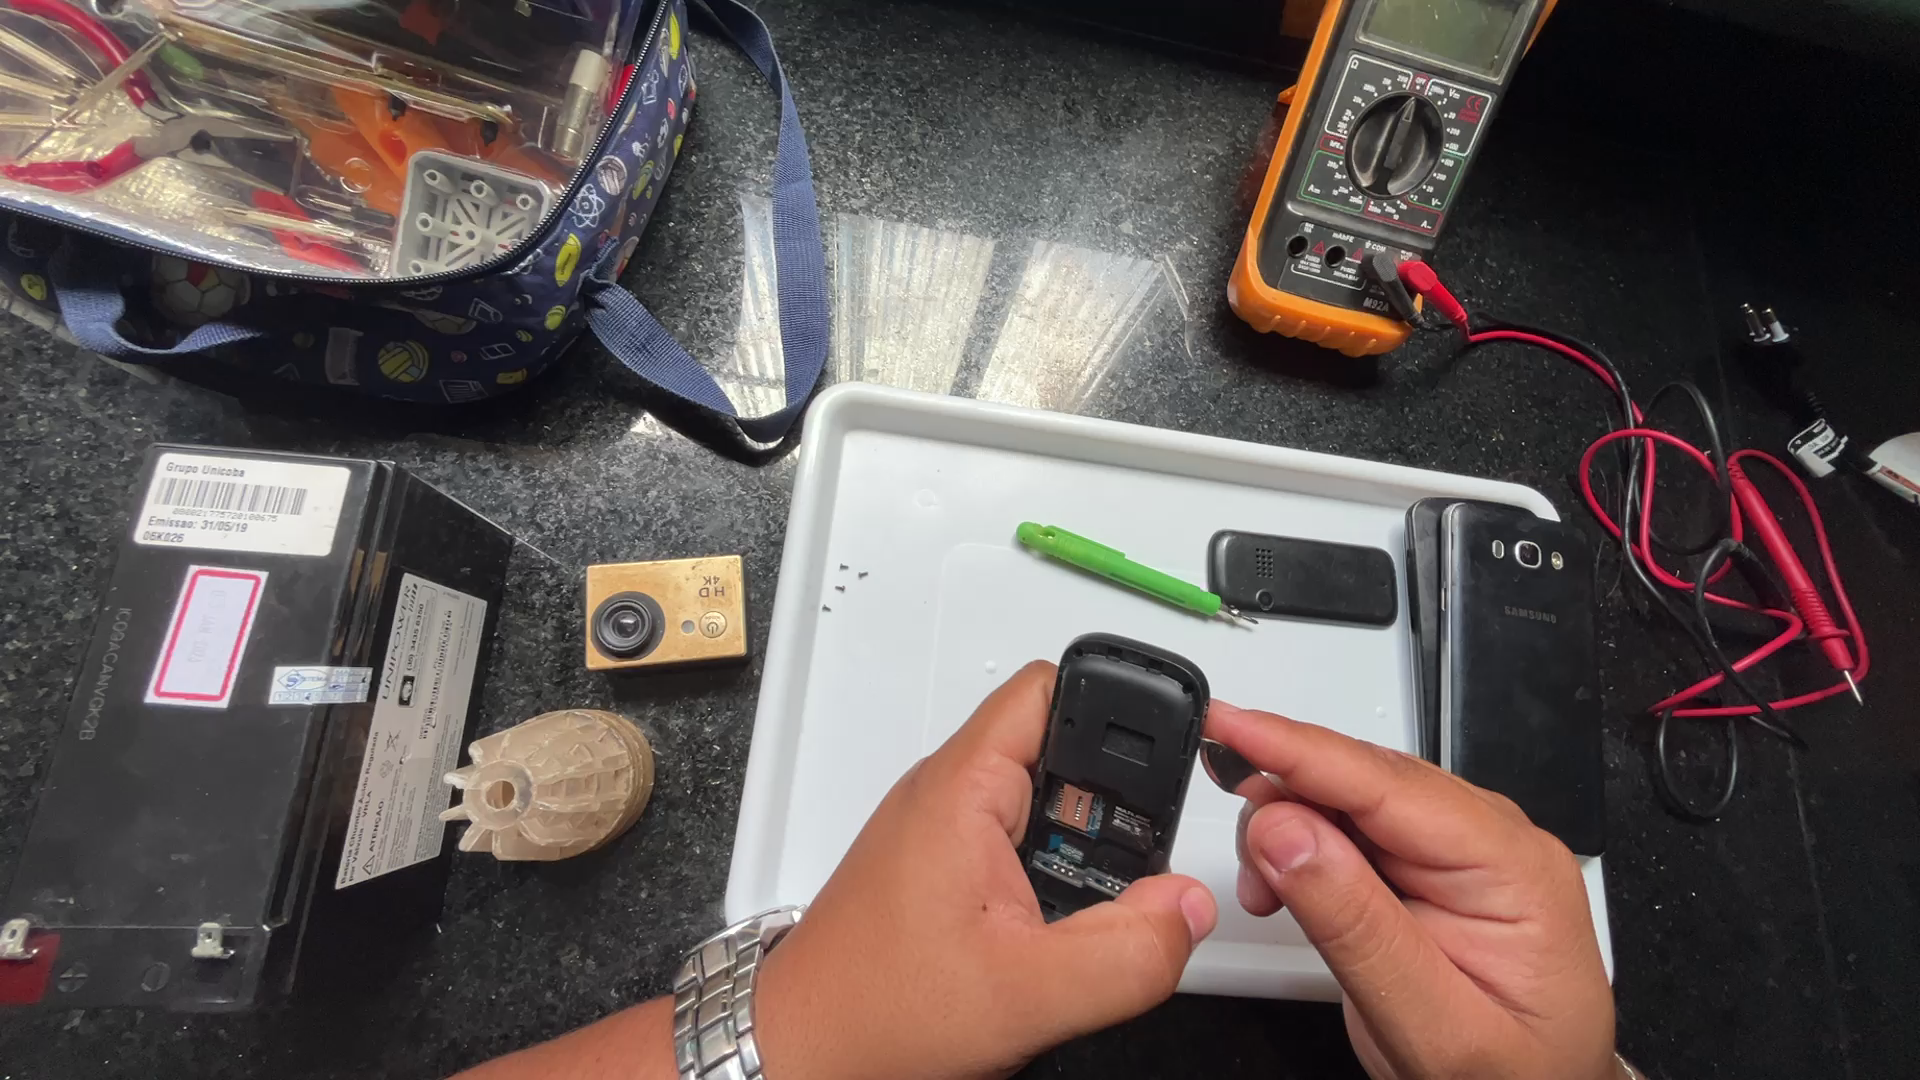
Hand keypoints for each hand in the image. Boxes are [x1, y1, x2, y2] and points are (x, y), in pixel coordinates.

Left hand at [752, 662, 1217, 1079]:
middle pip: (1049, 736)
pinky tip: (1048, 907)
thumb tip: (1187, 904)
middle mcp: (949, 785)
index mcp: (963, 786)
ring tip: (1084, 888)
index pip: (1042, 689)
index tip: (1155, 748)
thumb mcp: (1025, 994)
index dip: (1106, 703)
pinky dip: (1046, 851)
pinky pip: (1011, 819)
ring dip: (1074, 825)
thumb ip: (1123, 952)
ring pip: (1034, 782)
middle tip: (1128, 849)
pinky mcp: (939, 846)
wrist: (805, 1043)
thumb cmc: (878, 1008)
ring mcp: (942, 815)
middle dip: (1103, 785)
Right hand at [1208, 702, 1615, 1079]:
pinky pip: (1331, 815)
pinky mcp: (1412, 847)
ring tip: (1268, 892)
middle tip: (1237, 844)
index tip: (1223, 723)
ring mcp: (1445, 836)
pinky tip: (1283, 885)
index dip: (1290, 745)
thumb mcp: (1433, 1029)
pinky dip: (1289, 841)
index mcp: (1508, 865)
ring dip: (1280, 828)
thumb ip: (1355, 925)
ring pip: (1332, 789)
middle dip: (1278, 796)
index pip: (1379, 781)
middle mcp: (1481, 832)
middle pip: (1350, 775)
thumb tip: (1280, 828)